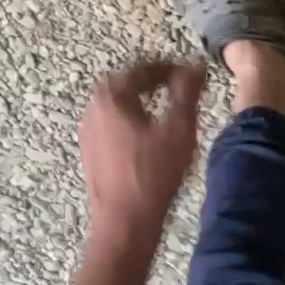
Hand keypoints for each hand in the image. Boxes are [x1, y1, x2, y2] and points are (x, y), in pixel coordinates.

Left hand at [78, 60, 206, 257]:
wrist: (125, 220)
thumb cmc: (154, 171)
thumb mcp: (179, 127)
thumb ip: (188, 91)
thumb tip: (197, 63)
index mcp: (112, 98)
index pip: (139, 69)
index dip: (166, 67)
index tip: (187, 72)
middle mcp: (93, 110)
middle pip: (121, 82)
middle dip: (148, 79)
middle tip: (174, 84)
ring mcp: (88, 132)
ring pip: (114, 103)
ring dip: (137, 98)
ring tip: (163, 106)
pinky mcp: (90, 152)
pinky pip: (110, 122)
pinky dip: (129, 117)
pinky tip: (147, 133)